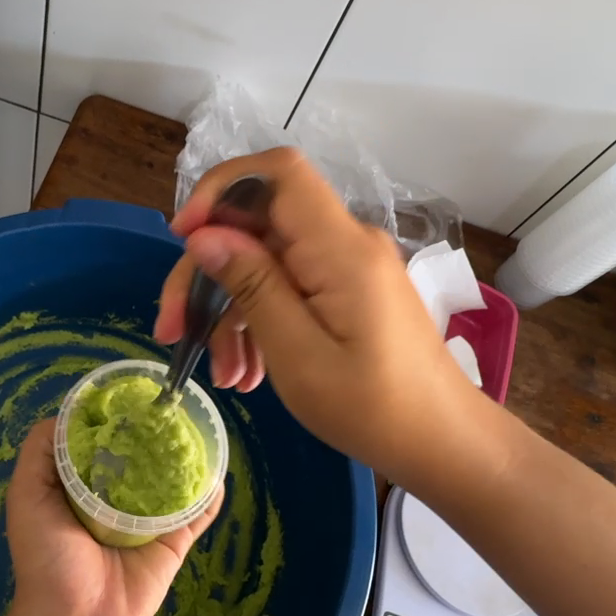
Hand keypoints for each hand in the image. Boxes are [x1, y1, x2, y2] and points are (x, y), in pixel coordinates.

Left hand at [3, 419, 223, 615]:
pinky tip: (219, 469)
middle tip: (169, 403)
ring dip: (184, 455)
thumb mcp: (26, 492)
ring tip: (197, 425)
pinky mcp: (172, 542)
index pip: (101, 441)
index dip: (112, 416)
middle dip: (151, 431)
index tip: (128, 389)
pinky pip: (195, 514)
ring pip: (170, 479)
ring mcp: (146, 519)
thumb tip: (68, 412)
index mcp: (80, 485)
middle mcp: (115, 497)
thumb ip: (40, 450)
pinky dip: (209, 493)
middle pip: (139, 455)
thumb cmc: (46, 554)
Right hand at [154, 148, 495, 474]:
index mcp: (339, 248)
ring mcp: (344, 265)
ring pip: (263, 260)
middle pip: (255, 224)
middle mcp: (343, 242)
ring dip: (228, 310)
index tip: (184, 235)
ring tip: (222, 373)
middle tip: (172, 330)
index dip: (221, 187)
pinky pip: (286, 285)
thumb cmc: (374, 408)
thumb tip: (204, 236)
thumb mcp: (298, 355)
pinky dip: (257, 321)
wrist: (443, 443)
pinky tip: (245, 371)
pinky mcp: (343, 289)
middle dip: (206, 272)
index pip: (278, 172)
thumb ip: (252, 287)